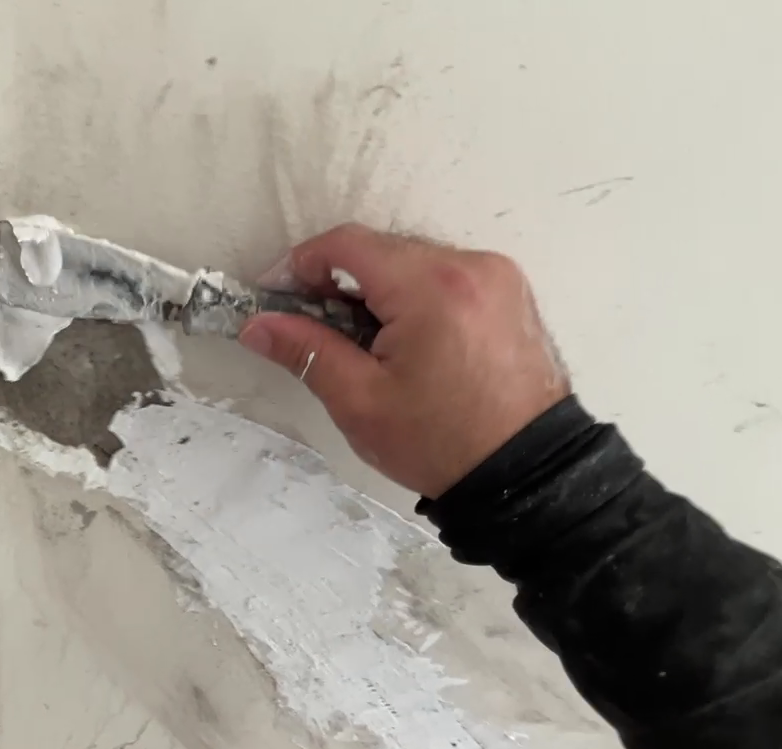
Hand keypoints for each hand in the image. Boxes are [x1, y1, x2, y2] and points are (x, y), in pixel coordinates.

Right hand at [237, 224, 569, 498]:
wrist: (523, 469)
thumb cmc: (437, 441)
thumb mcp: (357, 400)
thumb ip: (305, 351)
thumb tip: (257, 324)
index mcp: (431, 287)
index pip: (348, 245)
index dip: (299, 263)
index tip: (272, 295)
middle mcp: (470, 265)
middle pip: (379, 249)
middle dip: (332, 281)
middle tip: (304, 326)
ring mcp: (496, 276)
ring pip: (409, 262)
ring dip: (369, 291)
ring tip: (350, 341)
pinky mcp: (507, 292)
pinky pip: (441, 276)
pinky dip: (405, 297)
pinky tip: (392, 339)